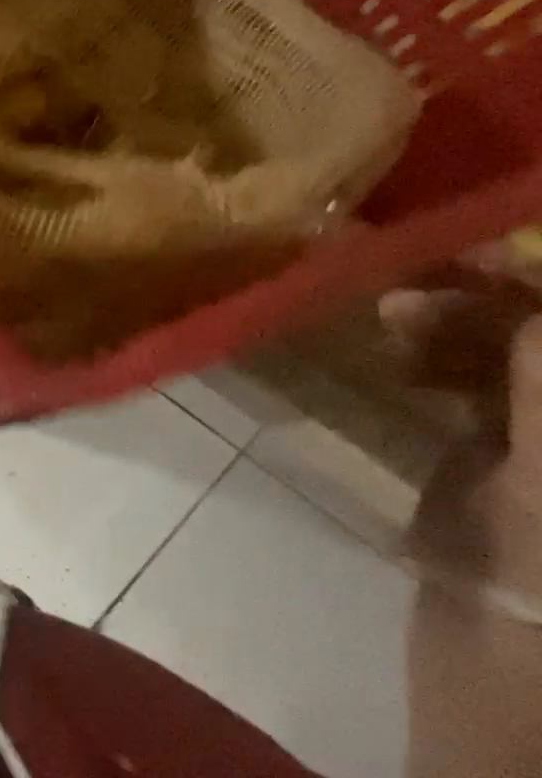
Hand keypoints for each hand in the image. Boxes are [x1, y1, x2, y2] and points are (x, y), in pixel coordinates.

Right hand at [394, 257, 541, 607]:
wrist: (512, 666)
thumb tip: (526, 294)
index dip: (541, 282)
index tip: (474, 250)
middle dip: (500, 296)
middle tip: (414, 273)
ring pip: (521, 349)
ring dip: (462, 322)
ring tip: (390, 316)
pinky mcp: (513, 451)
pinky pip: (487, 382)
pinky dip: (444, 359)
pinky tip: (401, 356)